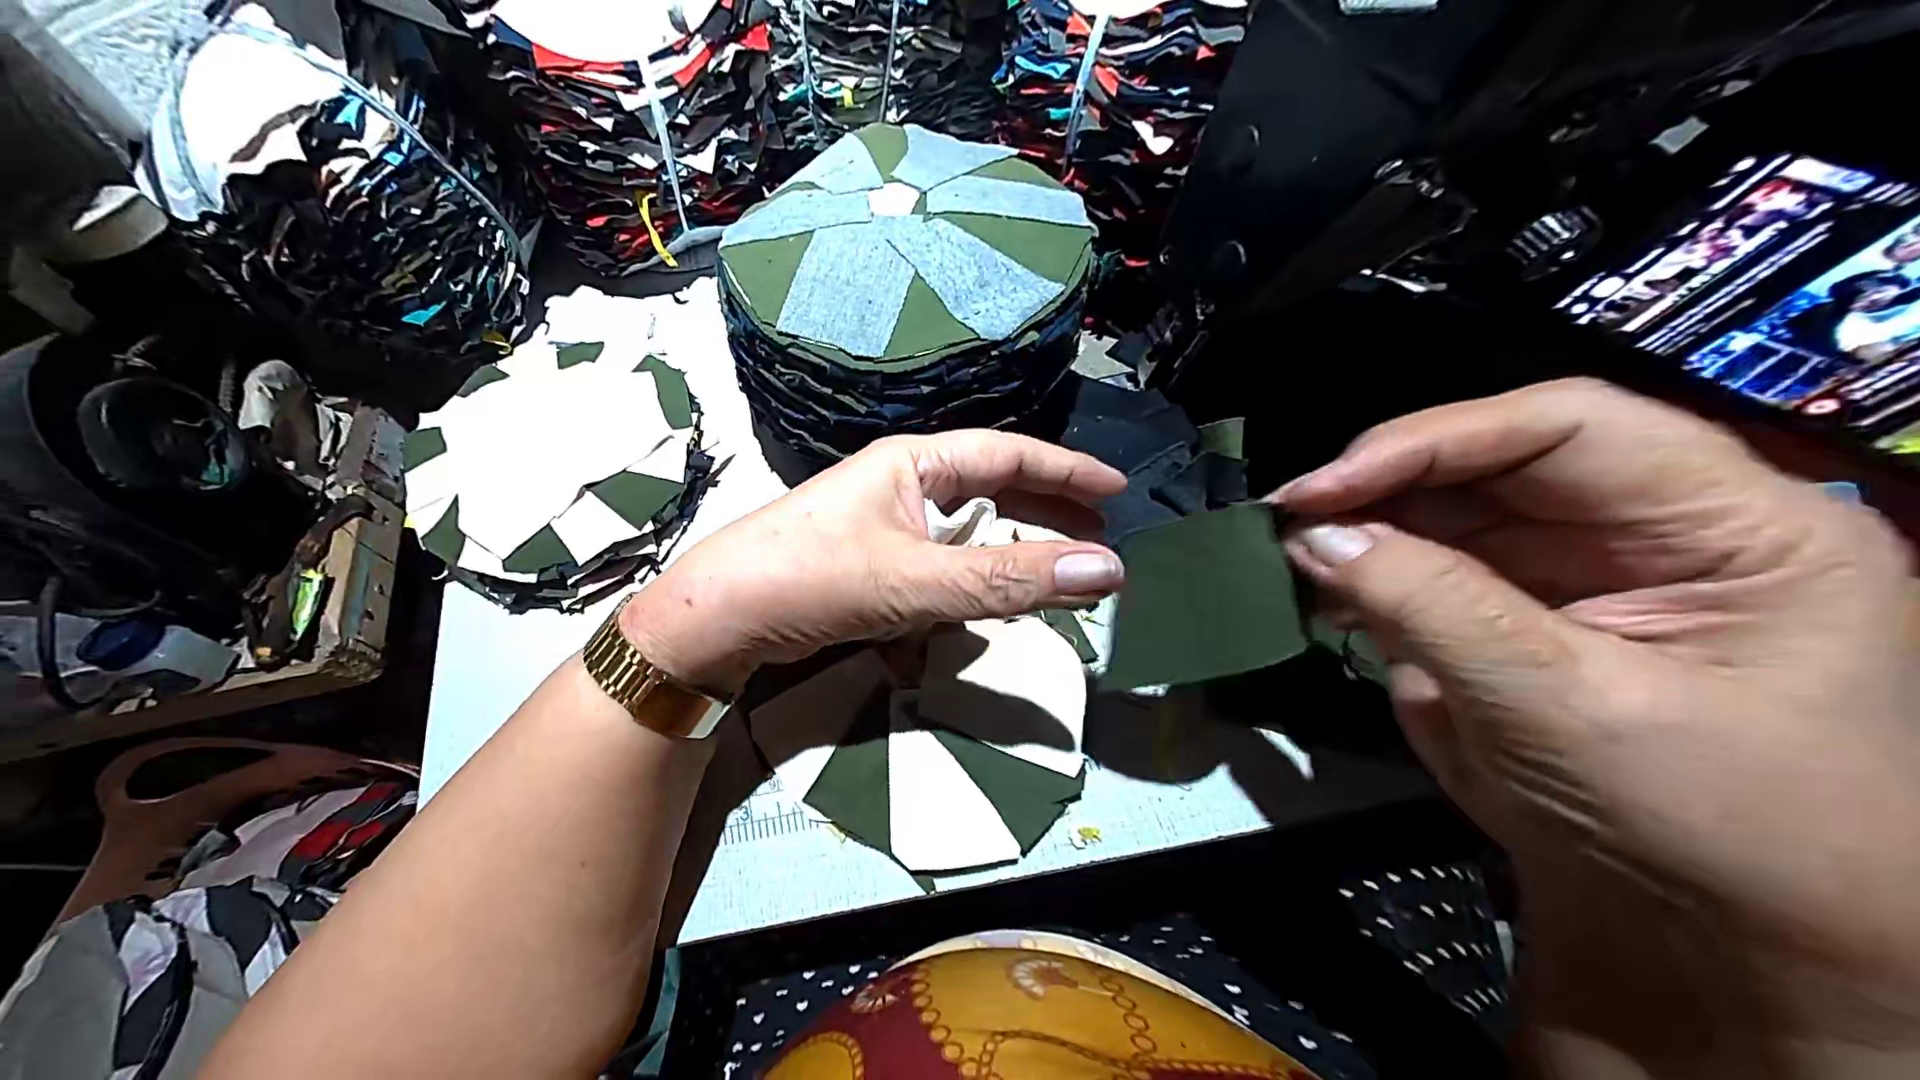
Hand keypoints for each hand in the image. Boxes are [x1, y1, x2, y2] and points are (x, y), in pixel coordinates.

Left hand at [620, 431, 1126, 694]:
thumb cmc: (813, 579)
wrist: (718, 620)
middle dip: (1048, 512)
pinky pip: (943, 568)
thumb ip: (1009, 580)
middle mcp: (904, 487)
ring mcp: (888, 528)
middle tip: (1100, 535)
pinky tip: (988, 607)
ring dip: (1014, 553)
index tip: (1117, 492)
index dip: (1066, 471)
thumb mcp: (918, 581)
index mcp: (914, 464)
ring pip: (970, 534)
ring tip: (1060, 571)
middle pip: (994, 490)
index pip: (1008, 455)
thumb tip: (1106, 571)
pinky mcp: (875, 567)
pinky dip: (974, 585)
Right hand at [1273, 379, 1919, 1075]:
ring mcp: (1568, 568)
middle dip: (1380, 484)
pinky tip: (1320, 588)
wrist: (1696, 941)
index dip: (1432, 440)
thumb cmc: (1692, 825)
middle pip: (1489, 461)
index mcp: (1728, 523)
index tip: (1324, 486)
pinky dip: (1362, 573)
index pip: (1565, 427)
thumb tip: (1308, 536)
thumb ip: (1428, 605)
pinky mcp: (1507, 610)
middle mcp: (1644, 525)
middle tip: (1289, 518)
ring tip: (1292, 554)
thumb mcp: (1560, 705)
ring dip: (1361, 528)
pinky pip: (1421, 565)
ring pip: (1441, 510)